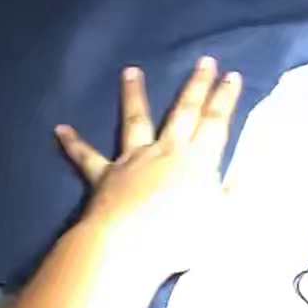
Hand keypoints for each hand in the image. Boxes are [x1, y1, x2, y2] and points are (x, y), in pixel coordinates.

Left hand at [55, 58, 242, 283]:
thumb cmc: (183, 237)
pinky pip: (88, 158)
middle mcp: (166, 151)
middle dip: (196, 86)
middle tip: (204, 60)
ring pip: (136, 121)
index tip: (232, 75)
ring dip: (134, 96)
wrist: (132, 247)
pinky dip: (75, 144)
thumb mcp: (224, 218)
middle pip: (184, 112)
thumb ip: (234, 193)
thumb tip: (246, 173)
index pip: (216, 123)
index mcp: (198, 161)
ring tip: (130, 71)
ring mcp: (134, 160)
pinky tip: (60, 130)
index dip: (225, 99)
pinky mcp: (106, 176)